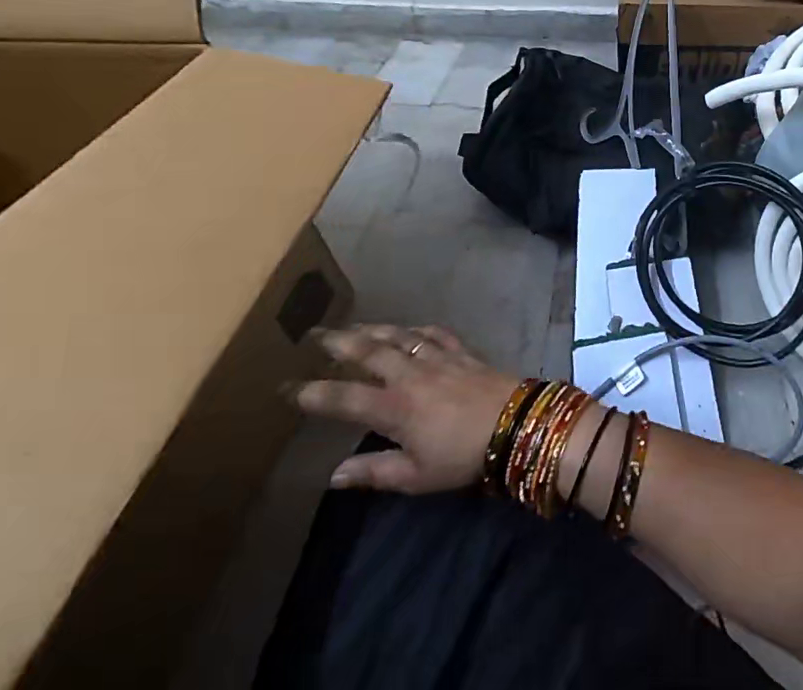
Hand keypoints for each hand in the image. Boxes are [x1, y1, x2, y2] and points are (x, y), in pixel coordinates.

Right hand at [291, 324, 522, 493]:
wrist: (516, 424)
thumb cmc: (462, 456)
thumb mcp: (416, 476)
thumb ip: (374, 472)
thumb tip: (333, 475)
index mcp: (392, 407)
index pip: (342, 397)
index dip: (311, 392)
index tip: (286, 387)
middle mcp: (408, 374)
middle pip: (366, 351)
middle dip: (336, 341)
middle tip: (314, 333)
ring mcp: (435, 357)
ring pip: (396, 335)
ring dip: (371, 328)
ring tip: (353, 326)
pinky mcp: (460, 350)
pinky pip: (433, 332)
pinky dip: (416, 329)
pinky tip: (410, 328)